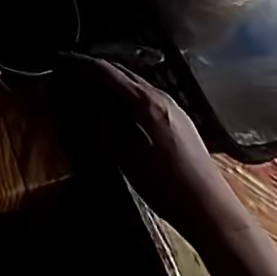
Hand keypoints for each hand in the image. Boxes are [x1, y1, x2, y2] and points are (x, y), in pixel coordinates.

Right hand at [52, 54, 238, 233]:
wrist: (212, 212)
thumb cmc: (167, 187)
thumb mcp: (127, 156)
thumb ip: (106, 123)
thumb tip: (88, 102)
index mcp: (146, 102)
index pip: (108, 72)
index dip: (83, 65)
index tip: (63, 63)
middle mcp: (161, 96)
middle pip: (123, 71)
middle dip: (96, 69)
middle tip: (72, 73)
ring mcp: (173, 107)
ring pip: (135, 82)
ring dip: (112, 81)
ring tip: (89, 88)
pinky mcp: (179, 120)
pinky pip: (145, 95)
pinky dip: (126, 93)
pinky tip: (117, 106)